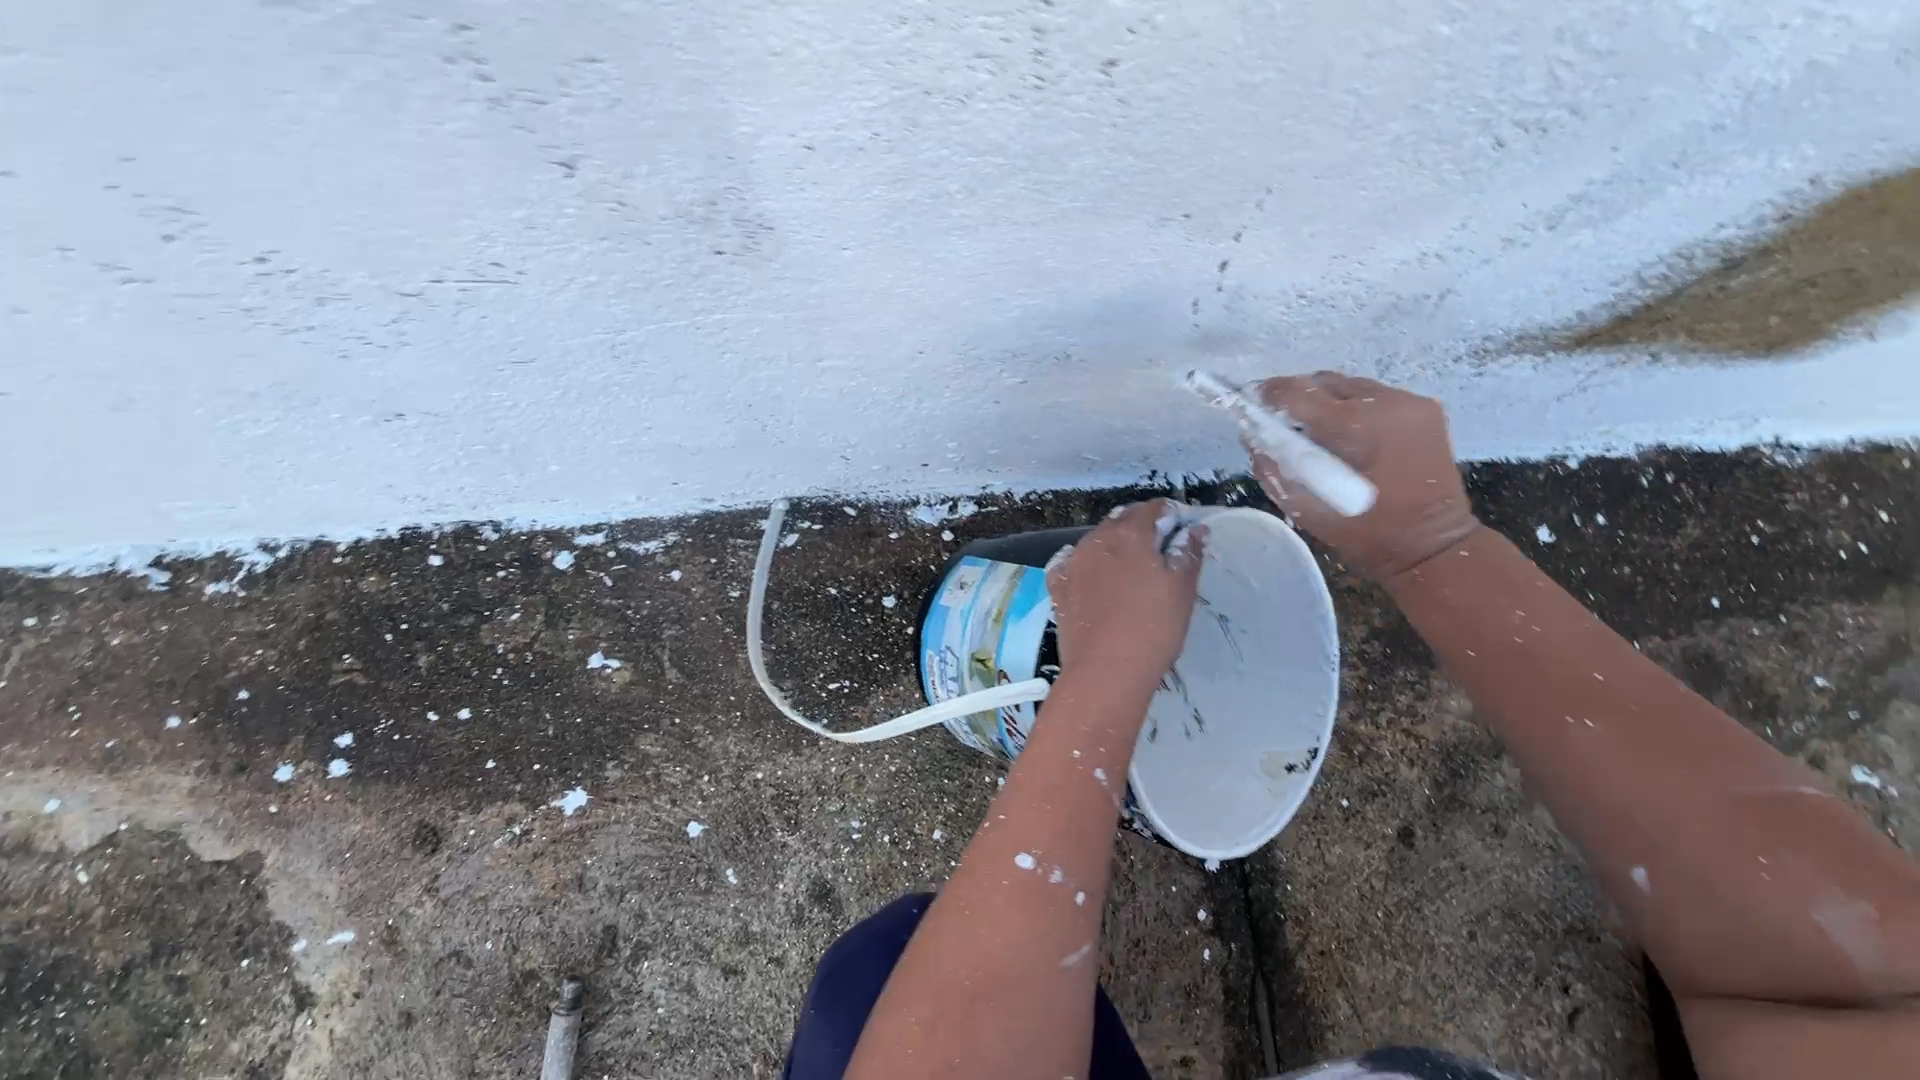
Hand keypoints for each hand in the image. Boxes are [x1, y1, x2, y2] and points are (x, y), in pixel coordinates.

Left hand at [1045, 500, 1205, 699]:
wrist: (1105, 671)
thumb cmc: (1153, 630)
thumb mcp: (1182, 591)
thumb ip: (1188, 553)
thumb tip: (1193, 528)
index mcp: (1131, 535)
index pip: (1154, 509)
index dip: (1171, 514)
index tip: (1183, 527)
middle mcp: (1097, 540)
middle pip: (1122, 520)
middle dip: (1142, 525)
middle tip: (1160, 546)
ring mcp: (1073, 562)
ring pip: (1096, 539)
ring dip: (1114, 543)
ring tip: (1130, 564)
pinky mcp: (1057, 585)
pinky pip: (1070, 562)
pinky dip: (1085, 562)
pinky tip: (1093, 575)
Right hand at [1250, 372, 1478, 584]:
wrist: (1431, 546)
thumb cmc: (1366, 533)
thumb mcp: (1305, 507)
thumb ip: (1272, 467)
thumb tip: (1253, 435)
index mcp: (1355, 427)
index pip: (1299, 392)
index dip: (1270, 393)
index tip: (1254, 399)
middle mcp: (1386, 403)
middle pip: (1326, 382)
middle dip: (1300, 397)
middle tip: (1284, 420)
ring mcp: (1411, 403)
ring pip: (1353, 386)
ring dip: (1329, 403)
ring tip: (1318, 430)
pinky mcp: (1427, 409)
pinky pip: (1379, 397)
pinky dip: (1357, 409)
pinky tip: (1353, 437)